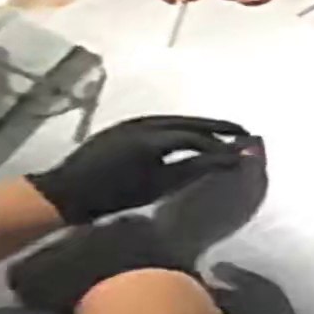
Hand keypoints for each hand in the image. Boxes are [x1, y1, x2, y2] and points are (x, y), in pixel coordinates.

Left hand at [26, 115, 252, 224]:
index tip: (246, 153)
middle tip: (244, 131)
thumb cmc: (119, 192)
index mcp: (152, 137)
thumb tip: (234, 159)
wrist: (68, 193)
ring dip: (200, 125)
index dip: (224, 146)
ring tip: (222, 131)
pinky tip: (190, 134)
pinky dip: (181, 127)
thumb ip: (201, 167)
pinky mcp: (121, 130)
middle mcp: (142, 124)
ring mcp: (129, 125)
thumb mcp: (165, 182)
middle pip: (188, 122)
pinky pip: (160, 124)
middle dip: (217, 126)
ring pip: (174, 120)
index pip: (198, 138)